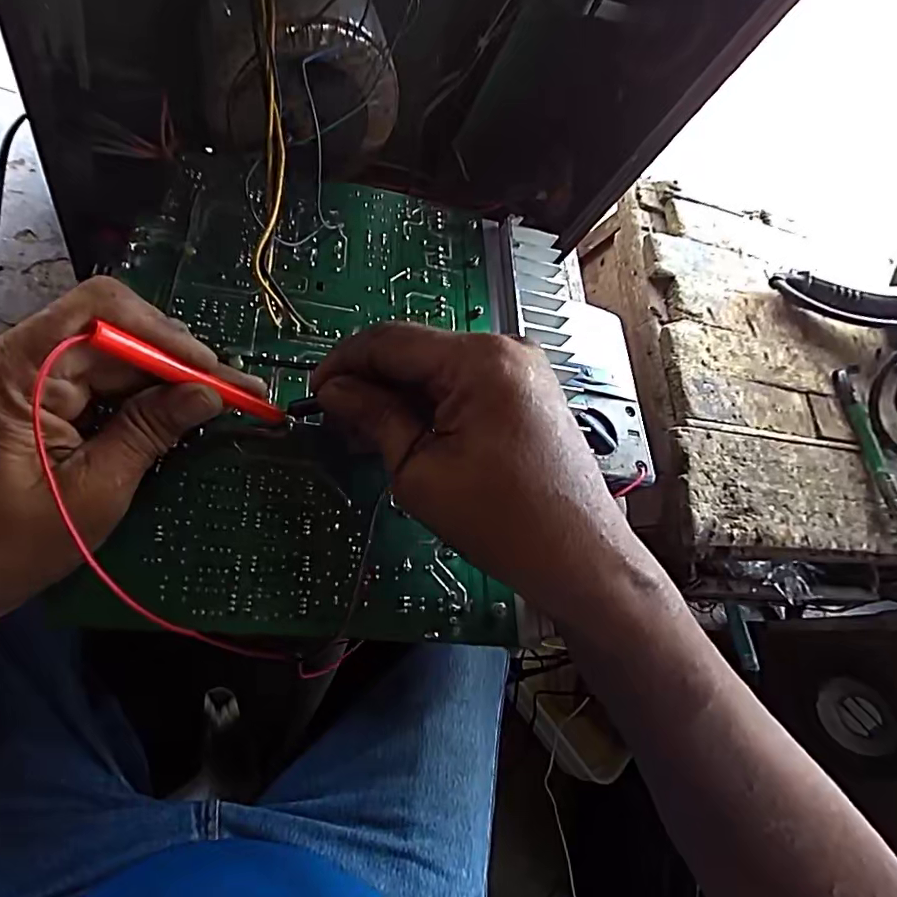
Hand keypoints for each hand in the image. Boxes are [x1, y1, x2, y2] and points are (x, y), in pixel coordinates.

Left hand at [0, 277, 263, 689]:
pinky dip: (133, 393)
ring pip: (105, 353)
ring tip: (211, 402)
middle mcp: (8, 358)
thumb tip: (207, 394)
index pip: (101, 314)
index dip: (168, 337)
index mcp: (11, 373)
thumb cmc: (3, 550)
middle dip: (174, 358)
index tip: (216, 376)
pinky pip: (88, 378)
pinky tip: (168, 411)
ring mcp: (12, 376)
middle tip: (231, 392)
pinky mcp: (20, 398)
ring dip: (159, 377)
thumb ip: (149, 432)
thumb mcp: (93, 493)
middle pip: (108, 328)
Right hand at [311, 323, 648, 608]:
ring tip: (370, 435)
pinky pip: (466, 384)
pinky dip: (433, 404)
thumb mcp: (419, 471)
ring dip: (401, 396)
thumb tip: (337, 391)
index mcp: (479, 359)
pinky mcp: (527, 391)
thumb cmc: (505, 522)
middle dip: (372, 383)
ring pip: (440, 369)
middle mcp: (505, 349)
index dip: (344, 363)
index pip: (389, 340)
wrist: (578, 556)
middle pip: (417, 351)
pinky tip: (410, 433)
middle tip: (341, 422)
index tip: (317, 392)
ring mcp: (522, 369)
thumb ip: (375, 417)